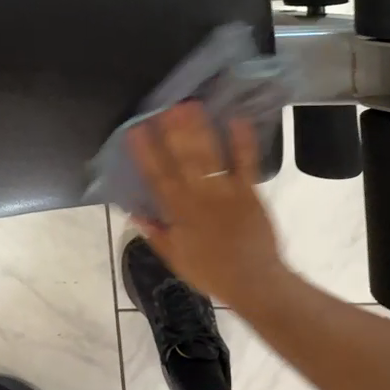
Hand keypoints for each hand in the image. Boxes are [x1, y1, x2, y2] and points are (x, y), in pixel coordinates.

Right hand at [130, 102, 291, 308]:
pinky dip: (242, 141)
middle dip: (172, 132)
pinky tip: (237, 119)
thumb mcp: (176, 258)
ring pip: (208, 155)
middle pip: (182, 159)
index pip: (156, 176)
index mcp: (178, 212)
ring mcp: (225, 191)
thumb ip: (155, 233)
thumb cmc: (212, 272)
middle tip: (165, 107)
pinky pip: (245, 163)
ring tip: (190, 106)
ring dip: (199, 129)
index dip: (145, 152)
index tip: (136, 129)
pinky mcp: (249, 191)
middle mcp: (198, 196)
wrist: (255, 282)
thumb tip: (134, 212)